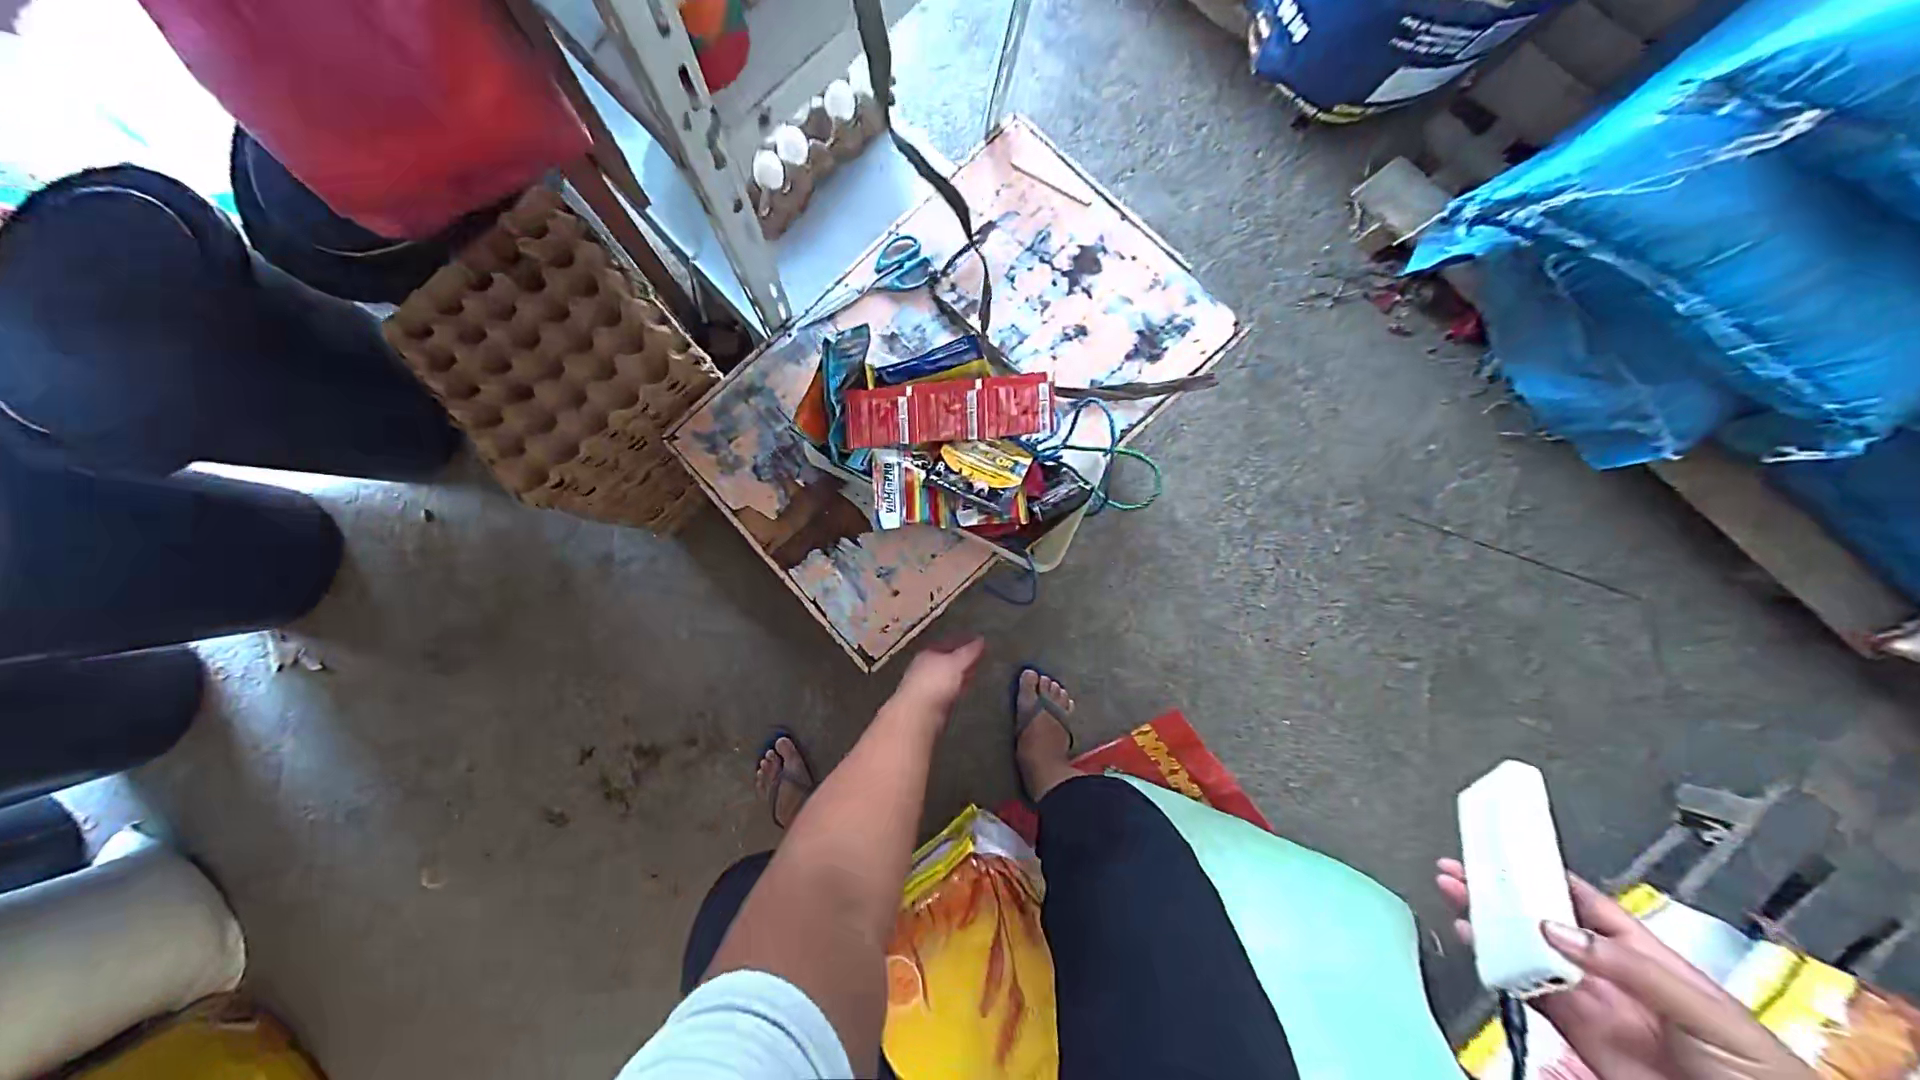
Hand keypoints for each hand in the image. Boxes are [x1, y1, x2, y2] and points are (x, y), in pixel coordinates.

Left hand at [890, 638, 985, 715]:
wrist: (918, 715)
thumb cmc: (936, 682)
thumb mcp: (956, 663)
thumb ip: (969, 652)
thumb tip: (981, 640)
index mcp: (928, 654)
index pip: (948, 643)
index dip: (964, 642)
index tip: (980, 643)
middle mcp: (925, 668)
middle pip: (947, 660)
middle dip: (962, 659)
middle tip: (981, 657)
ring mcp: (927, 687)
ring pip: (948, 677)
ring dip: (961, 674)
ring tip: (977, 672)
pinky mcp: (931, 705)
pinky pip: (949, 691)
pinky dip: (958, 688)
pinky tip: (966, 690)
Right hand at [1435, 859, 1814, 1079]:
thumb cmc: (1762, 1074)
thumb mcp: (1706, 1010)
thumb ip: (1631, 967)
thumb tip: (1555, 928)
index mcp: (1644, 954)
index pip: (1583, 900)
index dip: (1544, 874)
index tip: (1507, 850)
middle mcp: (1608, 971)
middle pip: (1541, 920)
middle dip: (1500, 893)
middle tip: (1462, 869)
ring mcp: (1590, 1001)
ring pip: (1526, 951)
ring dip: (1489, 924)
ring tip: (1456, 896)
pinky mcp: (1574, 1031)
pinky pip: (1526, 992)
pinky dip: (1497, 967)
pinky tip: (1476, 945)